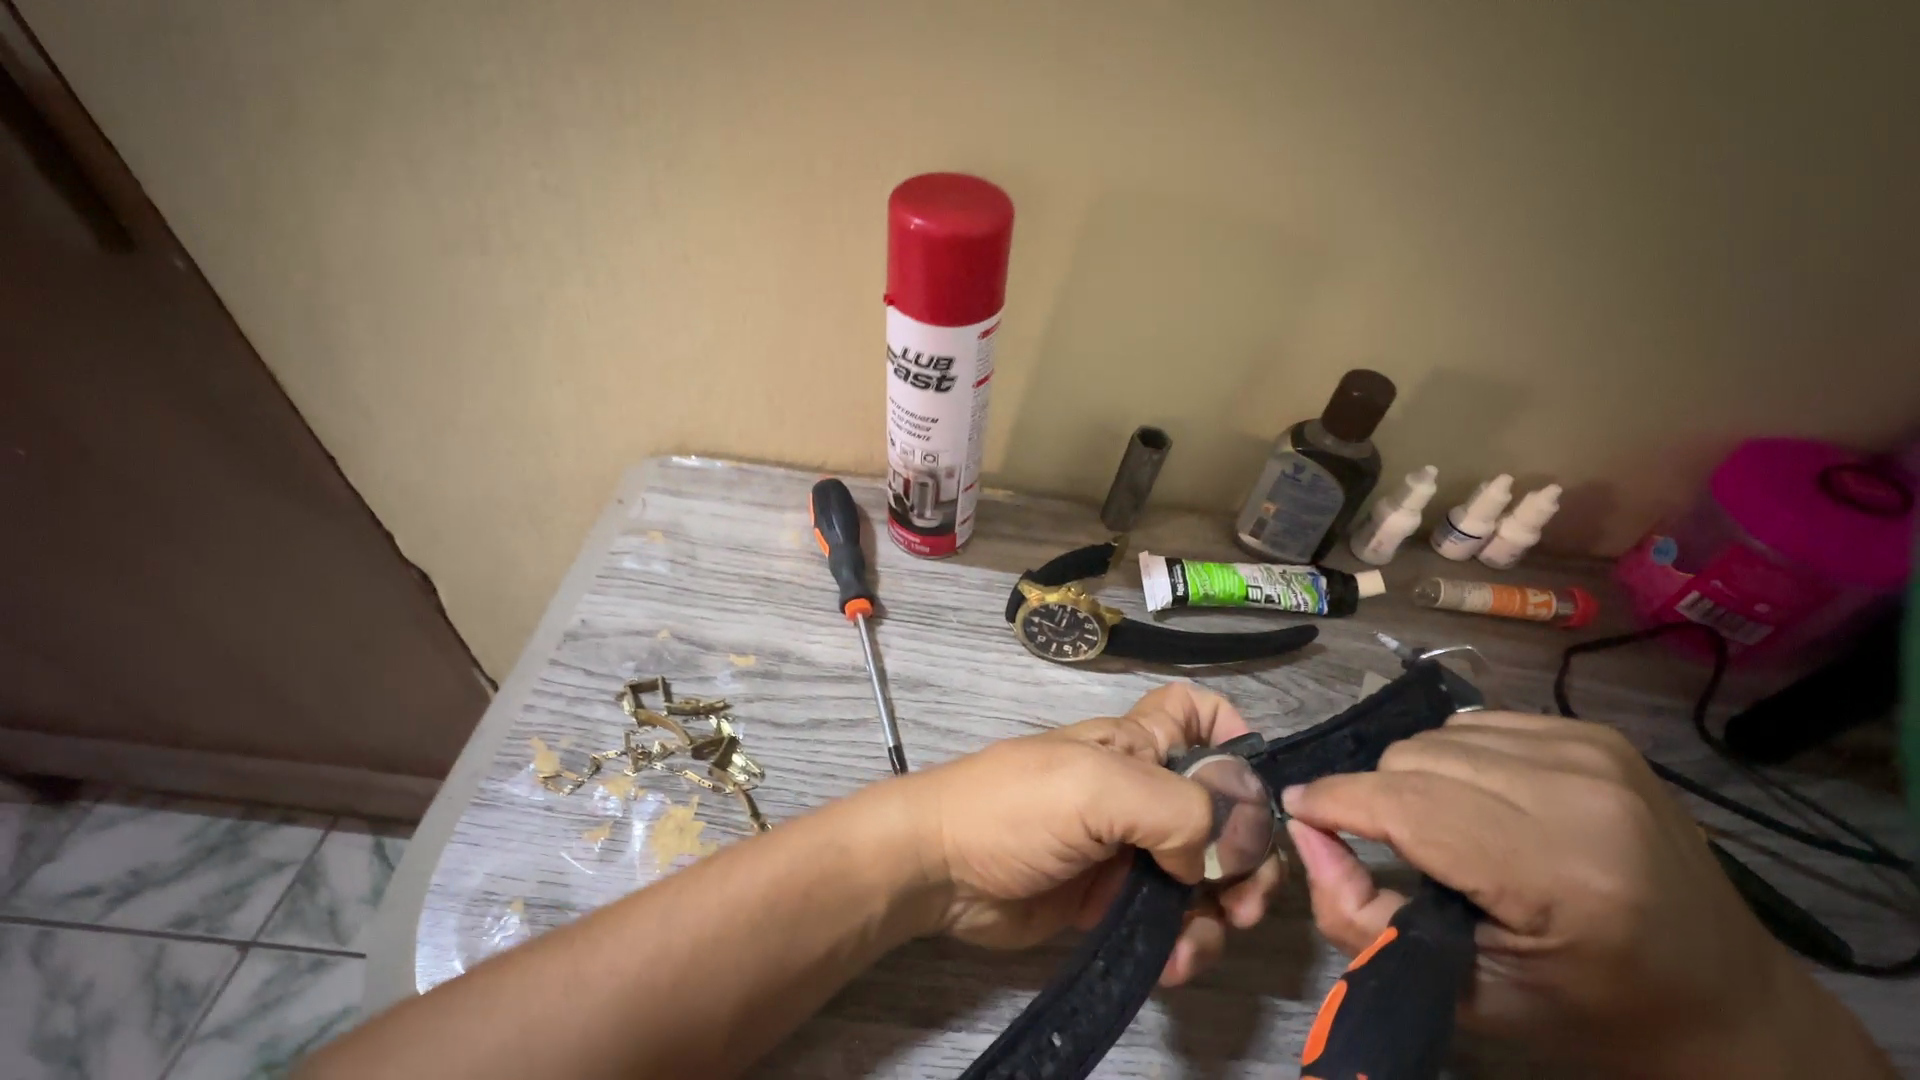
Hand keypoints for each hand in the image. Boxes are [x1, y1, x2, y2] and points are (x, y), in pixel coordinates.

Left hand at [897, 682, 1286, 985]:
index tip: (1256, 792)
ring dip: (1219, 911)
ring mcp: (1129, 850)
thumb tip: (1229, 849)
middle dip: (1247, 854)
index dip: (1236, 737)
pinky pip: (1171, 921)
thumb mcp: (1097, 788)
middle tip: (1244, 899)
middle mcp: (1141, 792)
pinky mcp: (1113, 902)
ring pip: (1205, 874)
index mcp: (1138, 745)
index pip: (1199, 715)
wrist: (938, 872)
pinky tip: (1172, 962)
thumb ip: (1178, 808)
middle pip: (1223, 812)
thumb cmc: (1013, 808)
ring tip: (1199, 939)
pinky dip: (1184, 943)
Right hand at [1282, 711, 1891, 1076]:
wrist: (1723, 1000)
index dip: (1335, 801)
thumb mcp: (1458, 990)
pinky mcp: (1599, 735)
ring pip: (1439, 733)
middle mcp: (1581, 796)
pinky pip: (1478, 723)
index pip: (1407, 805)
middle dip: (1378, 796)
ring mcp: (1596, 755)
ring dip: (1418, 775)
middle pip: (1413, 758)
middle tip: (1394, 846)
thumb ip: (1358, 913)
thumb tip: (1303, 830)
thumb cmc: (1584, 1010)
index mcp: (1558, 874)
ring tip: (1445, 827)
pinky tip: (1484, 802)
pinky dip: (1458, 759)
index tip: (1297, 810)